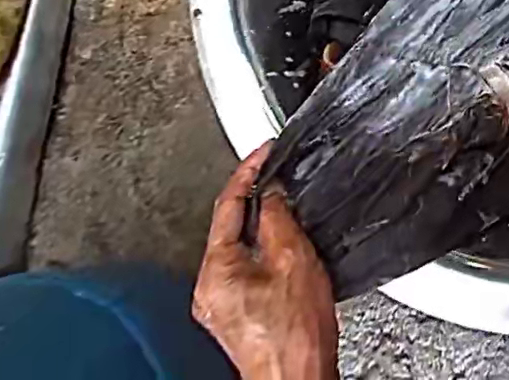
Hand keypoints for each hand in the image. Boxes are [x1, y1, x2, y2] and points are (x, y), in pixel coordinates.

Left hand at [192, 142, 338, 379]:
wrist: (298, 377)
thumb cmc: (295, 331)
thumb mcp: (292, 255)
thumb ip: (276, 215)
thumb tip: (270, 191)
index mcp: (216, 270)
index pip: (228, 203)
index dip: (249, 170)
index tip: (265, 150)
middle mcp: (210, 287)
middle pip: (229, 223)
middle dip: (255, 193)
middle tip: (277, 169)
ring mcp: (221, 302)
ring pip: (239, 242)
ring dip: (261, 217)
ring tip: (285, 199)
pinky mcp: (237, 310)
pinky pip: (246, 261)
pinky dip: (263, 241)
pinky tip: (284, 237)